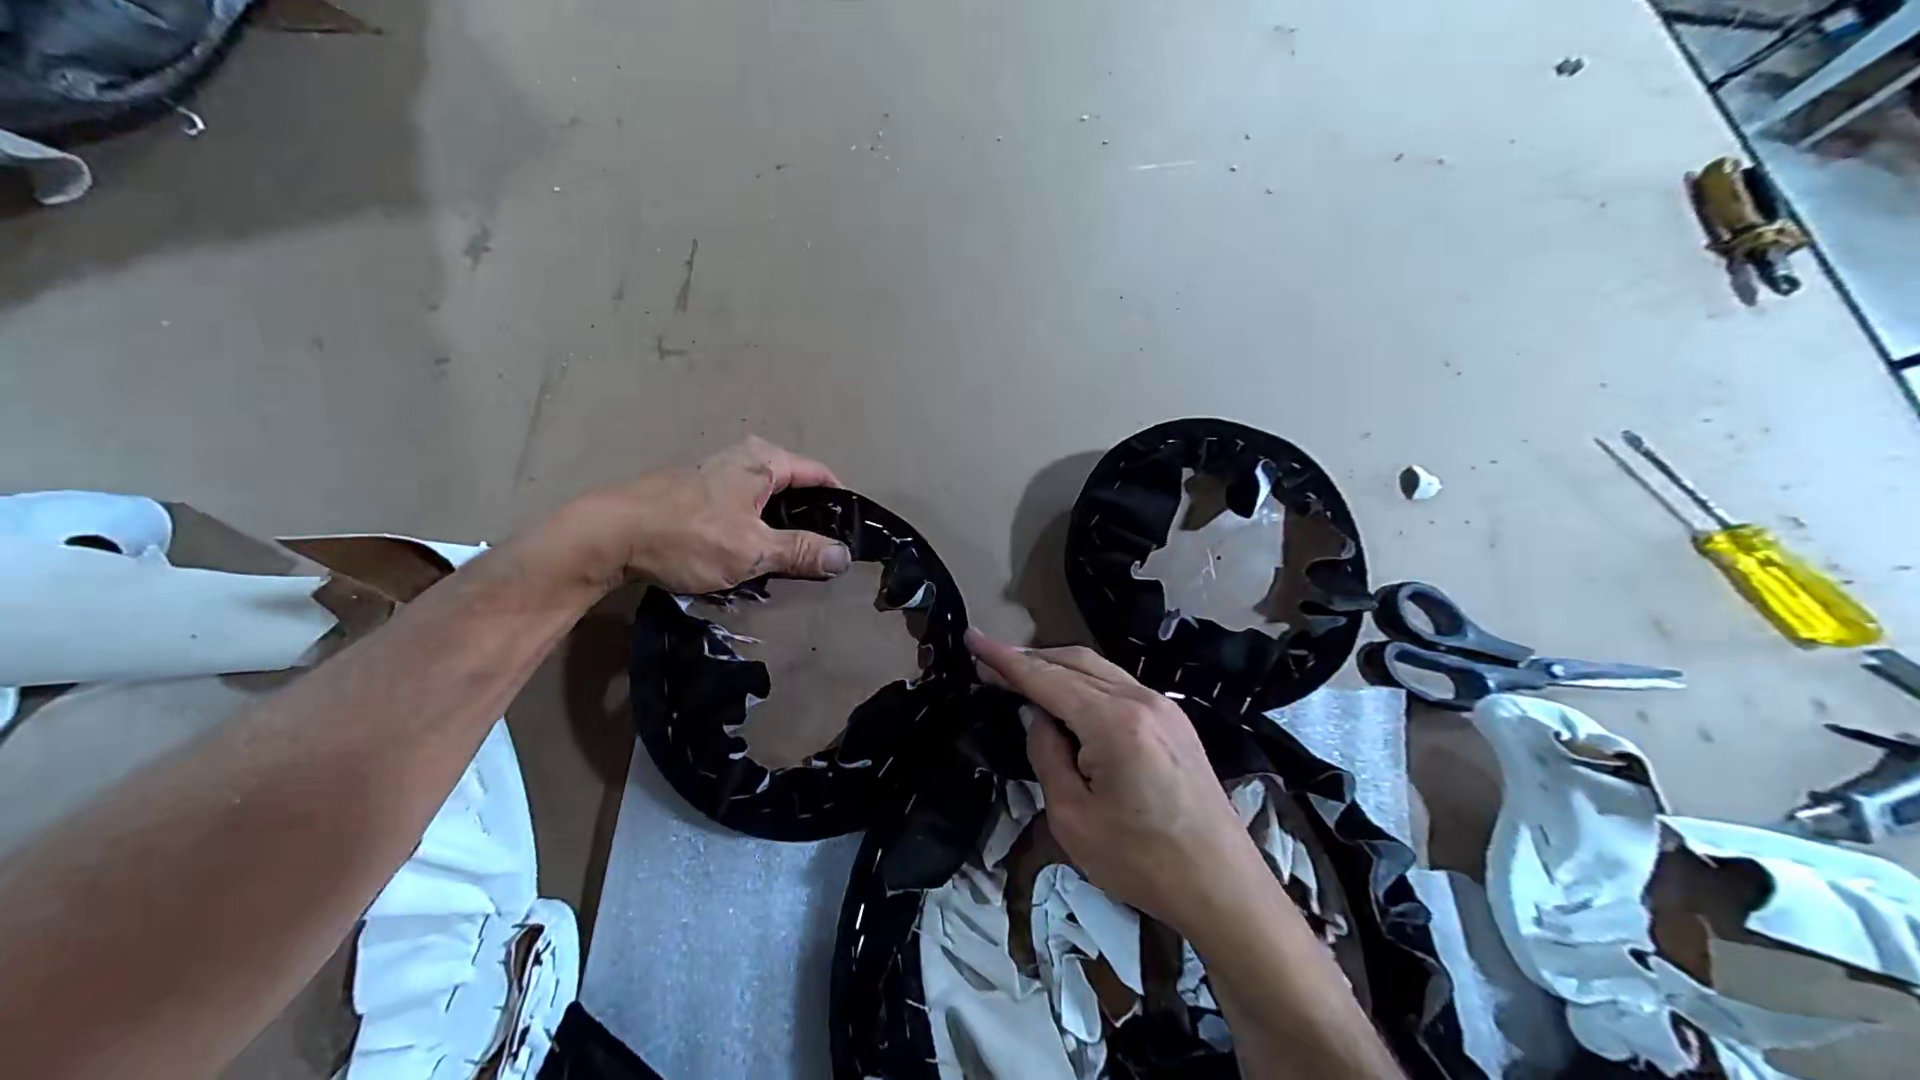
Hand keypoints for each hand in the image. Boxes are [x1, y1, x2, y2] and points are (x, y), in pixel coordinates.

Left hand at [534, 436, 850, 593]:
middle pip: (793, 486)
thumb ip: (800, 551)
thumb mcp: (752, 550)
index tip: (851, 533)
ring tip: (787, 557)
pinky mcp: (695, 491)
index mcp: (764, 460)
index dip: (840, 502)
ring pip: (765, 498)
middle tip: (821, 552)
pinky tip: (748, 550)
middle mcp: (742, 457)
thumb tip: (843, 556)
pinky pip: (741, 505)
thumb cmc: (687, 536)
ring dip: (779, 524)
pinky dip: (754, 524)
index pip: (820, 474)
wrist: (607, 536)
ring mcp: (715, 471)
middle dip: (810, 517)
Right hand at [966, 629, 1278, 936]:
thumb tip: (1039, 718)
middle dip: (1030, 659)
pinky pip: (1120, 687)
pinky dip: (1086, 684)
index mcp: (1113, 721)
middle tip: (990, 665)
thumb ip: (1048, 755)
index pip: (1046, 677)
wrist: (1224, 889)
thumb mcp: (1073, 818)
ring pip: (1099, 670)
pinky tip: (1070, 702)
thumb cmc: (1143, 862)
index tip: (973, 638)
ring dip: (1058, 669)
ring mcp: (1165, 709)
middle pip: (1074, 661)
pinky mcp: (1176, 724)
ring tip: (1023, 680)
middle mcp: (1142, 700)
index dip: (1004, 659)